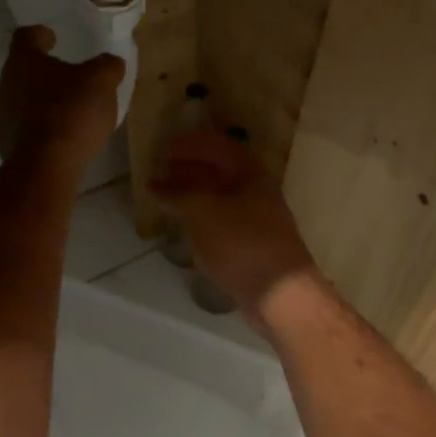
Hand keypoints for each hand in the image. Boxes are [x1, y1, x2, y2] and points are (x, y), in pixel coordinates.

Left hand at [0, 25, 124, 167]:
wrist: (45, 166)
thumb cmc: (71, 112)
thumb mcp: (101, 82)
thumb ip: (107, 66)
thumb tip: (110, 62)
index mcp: (23, 61)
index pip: (26, 36)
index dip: (40, 34)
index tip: (52, 37)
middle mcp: (5, 84)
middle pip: (23, 69)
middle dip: (44, 71)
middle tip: (68, 75)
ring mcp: (2, 116)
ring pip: (23, 99)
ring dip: (42, 100)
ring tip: (68, 108)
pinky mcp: (7, 144)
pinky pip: (26, 127)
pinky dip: (41, 126)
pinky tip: (62, 135)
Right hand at [150, 127, 318, 332]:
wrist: (279, 293)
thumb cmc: (241, 242)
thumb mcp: (203, 211)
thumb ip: (178, 194)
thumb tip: (156, 183)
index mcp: (251, 174)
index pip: (219, 146)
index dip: (192, 143)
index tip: (165, 146)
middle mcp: (257, 191)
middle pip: (220, 171)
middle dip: (189, 168)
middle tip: (160, 170)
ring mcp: (256, 220)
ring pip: (220, 198)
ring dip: (193, 194)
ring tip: (165, 197)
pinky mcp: (252, 245)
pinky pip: (222, 221)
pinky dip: (201, 218)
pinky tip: (185, 226)